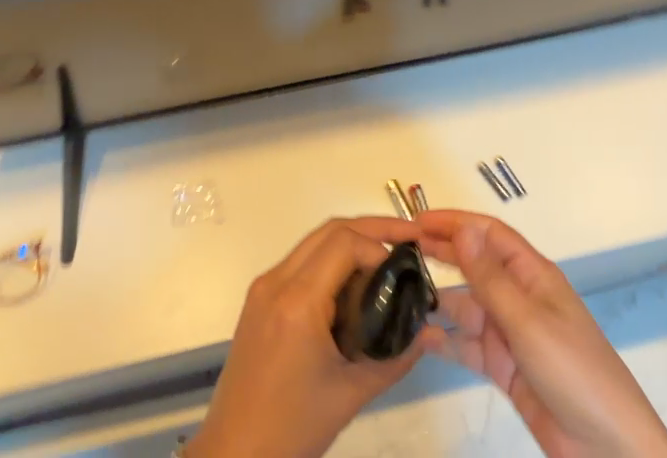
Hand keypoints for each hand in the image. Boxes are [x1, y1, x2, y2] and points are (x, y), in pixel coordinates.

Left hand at [190, 217, 434, 457]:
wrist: (235, 453)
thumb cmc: (292, 425)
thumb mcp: (352, 393)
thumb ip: (396, 357)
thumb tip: (431, 331)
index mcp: (297, 300)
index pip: (344, 242)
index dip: (381, 245)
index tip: (406, 271)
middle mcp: (275, 282)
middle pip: (329, 231)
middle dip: (371, 231)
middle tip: (409, 240)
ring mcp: (263, 290)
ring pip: (313, 244)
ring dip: (350, 245)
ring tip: (388, 264)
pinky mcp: (258, 303)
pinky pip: (300, 265)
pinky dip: (330, 264)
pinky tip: (355, 289)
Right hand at [415, 211, 666, 457]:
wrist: (605, 446)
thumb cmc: (573, 370)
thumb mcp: (528, 320)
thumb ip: (490, 277)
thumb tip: (463, 228)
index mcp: (533, 276)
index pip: (490, 235)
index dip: (455, 223)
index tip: (416, 221)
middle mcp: (520, 298)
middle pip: (475, 266)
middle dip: (441, 254)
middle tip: (397, 250)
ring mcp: (510, 334)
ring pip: (466, 307)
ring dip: (437, 300)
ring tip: (396, 295)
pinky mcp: (503, 367)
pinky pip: (467, 346)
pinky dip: (444, 340)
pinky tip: (417, 337)